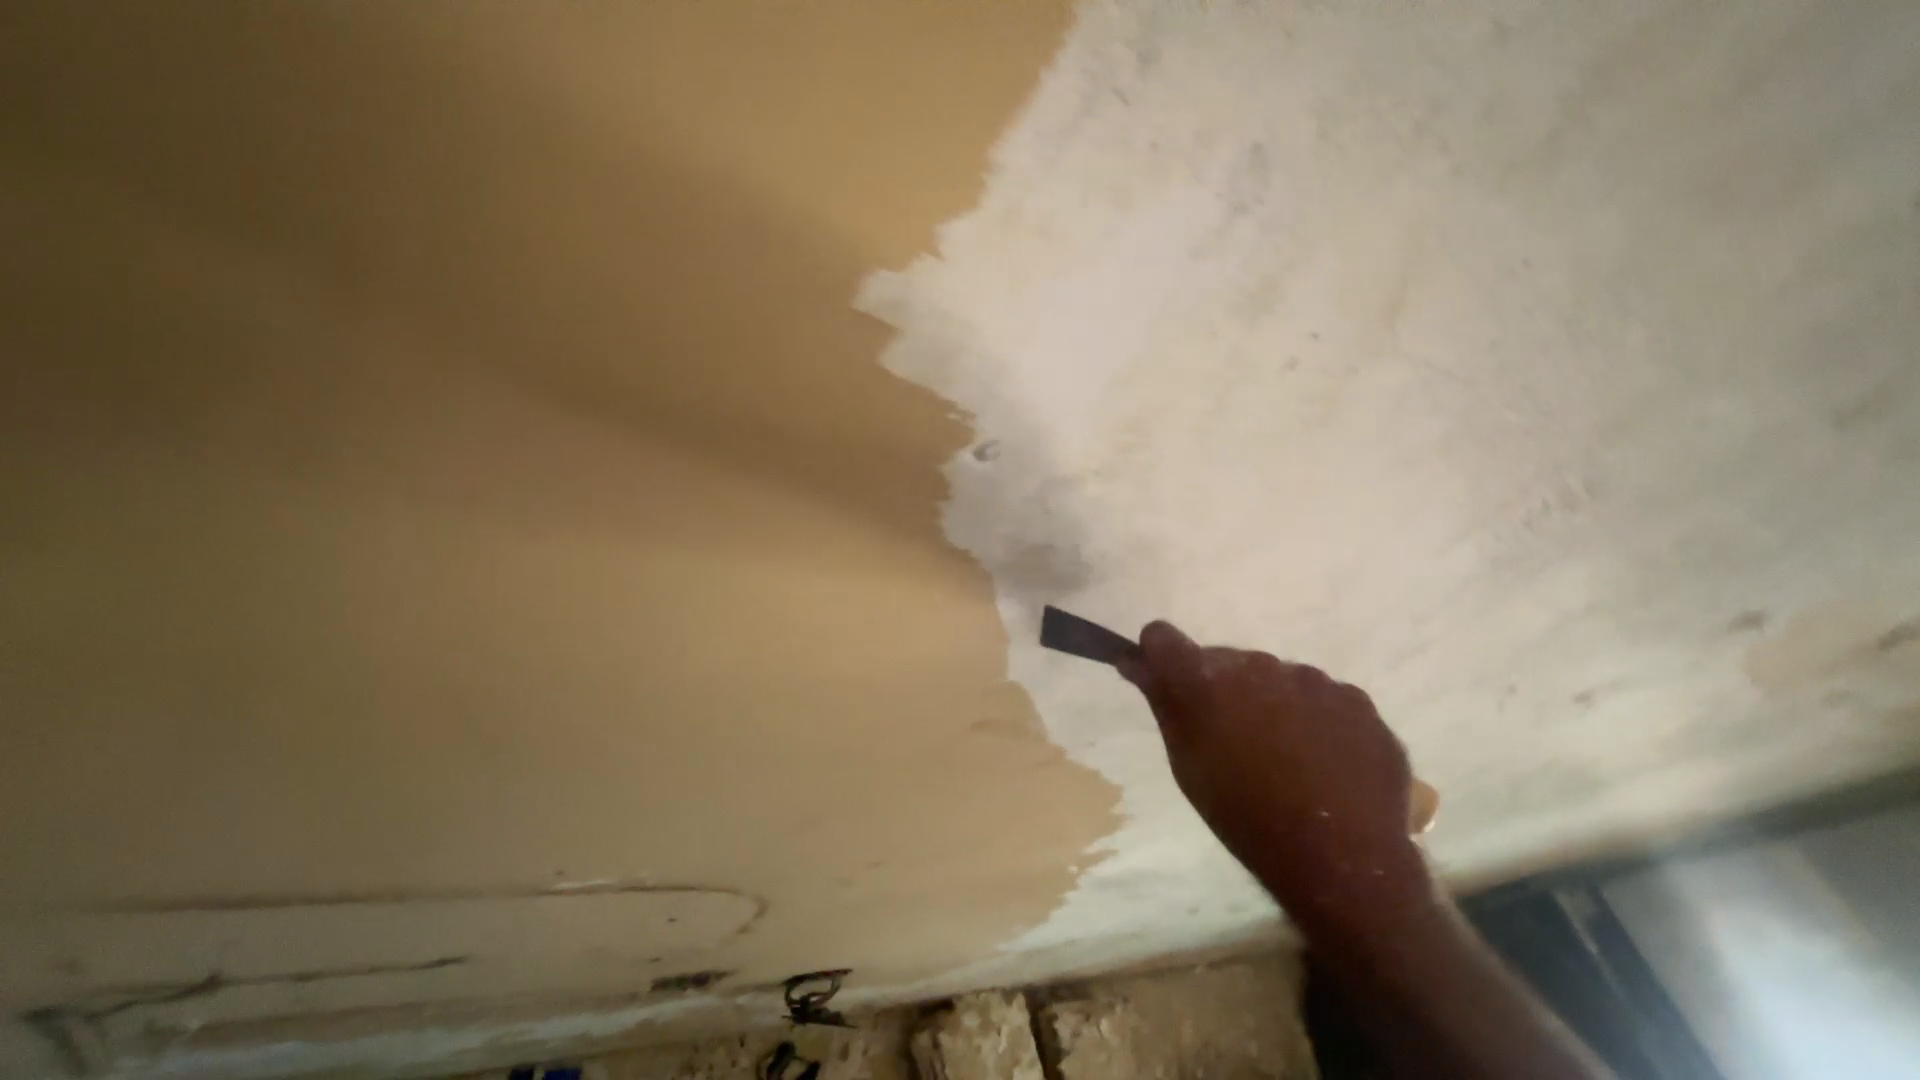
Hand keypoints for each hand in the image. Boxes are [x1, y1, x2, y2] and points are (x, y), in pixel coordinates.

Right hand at [1116, 620, 1424, 919]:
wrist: (1340, 856)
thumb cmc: (1244, 815)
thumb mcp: (1187, 764)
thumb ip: (1164, 703)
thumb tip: (1136, 662)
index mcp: (1208, 680)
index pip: (1162, 637)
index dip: (1158, 654)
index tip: (1164, 679)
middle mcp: (1260, 665)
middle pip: (1227, 661)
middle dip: (1222, 688)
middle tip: (1231, 739)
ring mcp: (1315, 681)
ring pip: (1278, 679)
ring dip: (1271, 703)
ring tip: (1284, 758)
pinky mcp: (1357, 702)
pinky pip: (1323, 699)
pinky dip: (1316, 720)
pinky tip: (1322, 764)